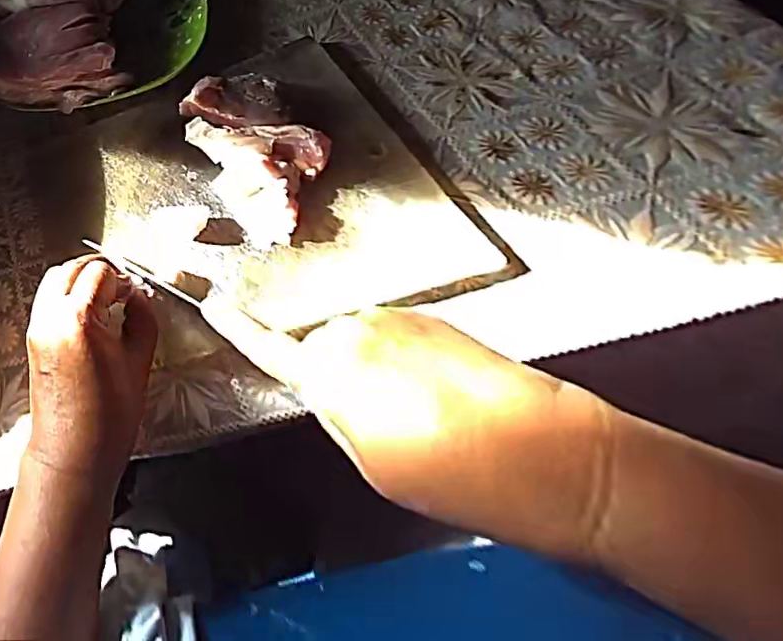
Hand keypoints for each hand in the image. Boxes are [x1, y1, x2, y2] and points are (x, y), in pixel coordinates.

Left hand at [24, 255, 158, 480]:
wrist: (72, 452)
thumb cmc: (107, 419)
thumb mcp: (139, 365)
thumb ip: (142, 321)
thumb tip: (139, 297)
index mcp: (79, 319)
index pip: (98, 273)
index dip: (121, 277)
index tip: (135, 291)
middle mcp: (51, 317)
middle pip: (71, 269)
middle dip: (98, 272)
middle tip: (122, 288)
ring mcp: (38, 326)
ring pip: (55, 280)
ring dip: (80, 280)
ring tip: (107, 299)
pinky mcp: (33, 337)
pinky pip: (48, 300)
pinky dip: (66, 295)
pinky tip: (88, 313)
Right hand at [203, 303, 617, 562]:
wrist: (571, 461)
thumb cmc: (473, 478)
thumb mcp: (378, 468)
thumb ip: (333, 418)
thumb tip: (323, 393)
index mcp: (330, 375)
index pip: (263, 345)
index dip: (232, 326)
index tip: (211, 305)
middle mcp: (352, 334)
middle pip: (317, 346)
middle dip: (334, 374)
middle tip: (381, 419)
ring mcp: (391, 321)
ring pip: (358, 342)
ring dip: (376, 369)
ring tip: (426, 413)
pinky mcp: (429, 318)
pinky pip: (393, 337)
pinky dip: (407, 362)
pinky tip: (444, 398)